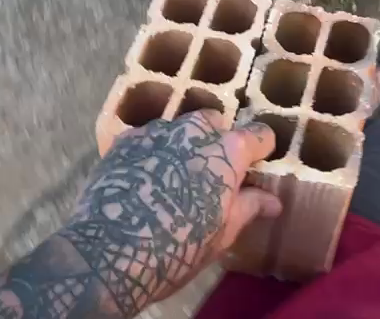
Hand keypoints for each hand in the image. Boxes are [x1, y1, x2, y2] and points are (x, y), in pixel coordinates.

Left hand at [0, 112, 281, 318]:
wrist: (105, 255)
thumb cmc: (174, 251)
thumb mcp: (220, 237)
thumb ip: (249, 208)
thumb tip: (274, 200)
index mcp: (228, 151)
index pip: (260, 134)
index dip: (261, 150)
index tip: (254, 167)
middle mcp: (196, 129)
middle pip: (216, 123)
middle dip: (216, 142)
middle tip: (208, 178)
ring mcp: (159, 130)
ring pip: (180, 128)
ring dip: (182, 146)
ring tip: (170, 180)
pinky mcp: (126, 140)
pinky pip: (148, 139)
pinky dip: (152, 153)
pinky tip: (142, 181)